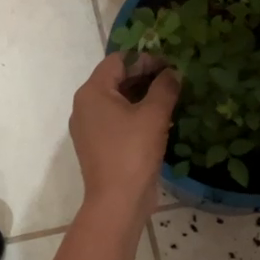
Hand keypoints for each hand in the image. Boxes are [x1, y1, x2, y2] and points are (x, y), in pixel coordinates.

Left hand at [70, 53, 180, 212]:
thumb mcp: (153, 115)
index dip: (145, 59)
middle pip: (115, 79)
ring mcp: (89, 127)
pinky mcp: (98, 145)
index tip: (171, 65)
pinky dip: (136, 115)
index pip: (118, 61)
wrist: (117, 201)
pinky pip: (117, 120)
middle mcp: (84, 106)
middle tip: (175, 80)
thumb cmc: (132, 152)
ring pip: (117, 101)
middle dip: (145, 76)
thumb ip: (164, 87)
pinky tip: (160, 120)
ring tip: (171, 97)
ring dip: (143, 96)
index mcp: (92, 92)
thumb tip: (172, 73)